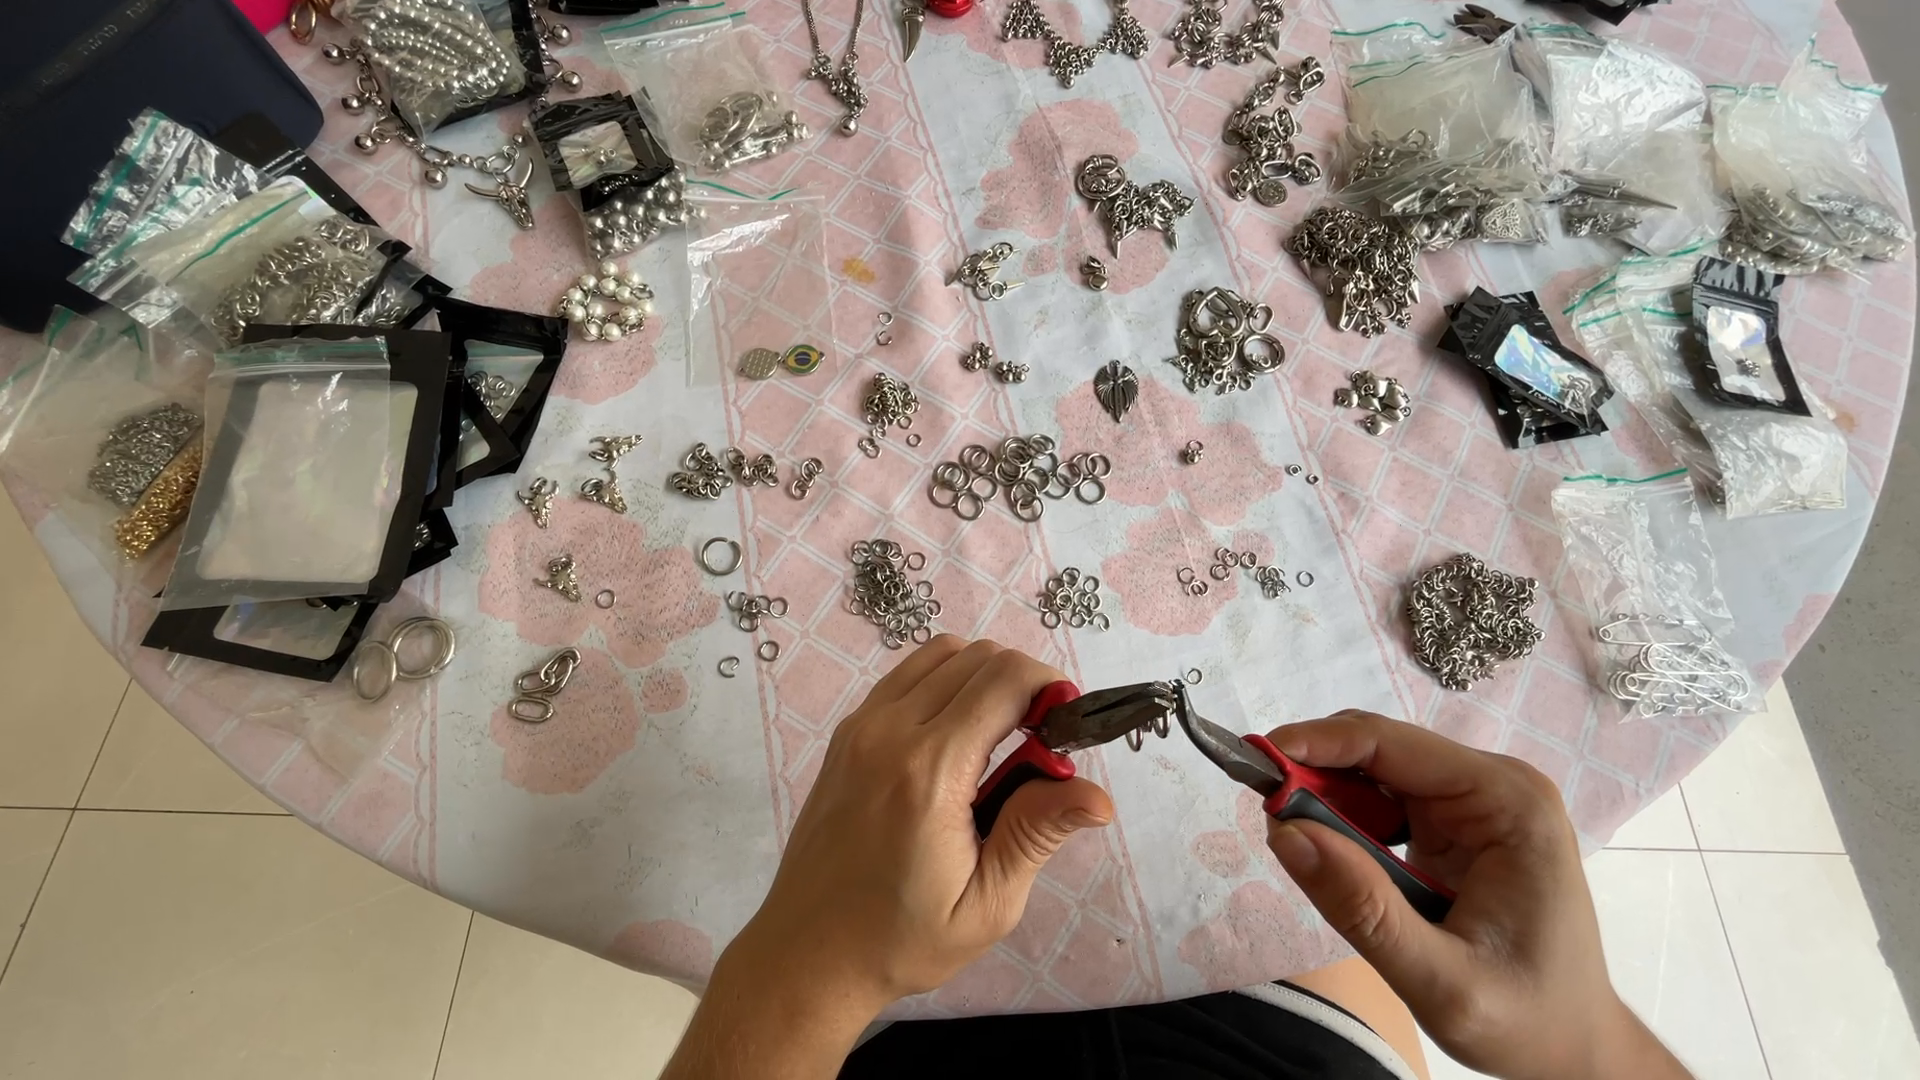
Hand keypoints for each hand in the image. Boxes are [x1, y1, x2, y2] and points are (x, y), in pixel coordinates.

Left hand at [664, 637, 1113, 1079]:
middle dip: (1024, 682)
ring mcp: (863, 722)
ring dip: (985, 676)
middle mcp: (891, 730)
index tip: (1067, 728)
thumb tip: (1099, 796)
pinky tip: (955, 733)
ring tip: (1000, 733)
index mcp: (931, 771)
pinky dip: (946, 680)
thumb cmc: (902, 939)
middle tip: (1040, 739)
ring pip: (943, 653)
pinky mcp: (849, 730)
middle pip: (979, 657)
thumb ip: (1037, 833)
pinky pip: (909, 673)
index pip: (1006, 680)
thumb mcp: (986, 904)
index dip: (1051, 688)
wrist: (807, 952)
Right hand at [1263, 711, 1690, 1079]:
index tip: (1254, 762)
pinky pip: (1379, 792)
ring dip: (1323, 792)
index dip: (1315, 744)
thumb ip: (1365, 912)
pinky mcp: (1452, 814)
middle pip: (1376, 745)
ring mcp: (1473, 795)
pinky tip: (1335, 848)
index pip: (1389, 742)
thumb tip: (1286, 833)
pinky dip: (1341, 811)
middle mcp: (1491, 782)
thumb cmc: (1526, 1022)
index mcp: (1506, 802)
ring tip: (1298, 836)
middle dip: (1313, 769)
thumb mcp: (1444, 985)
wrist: (1575, 1048)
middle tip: (1268, 810)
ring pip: (1370, 765)